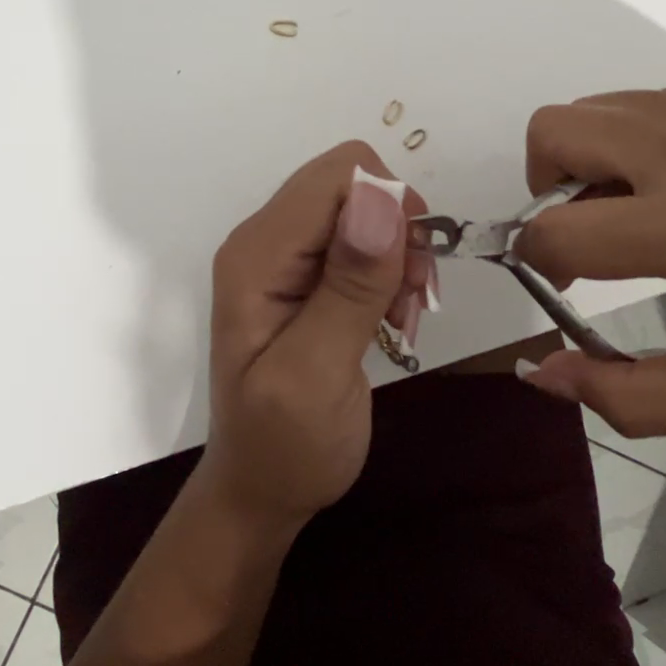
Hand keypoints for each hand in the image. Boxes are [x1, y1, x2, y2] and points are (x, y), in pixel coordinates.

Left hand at [196, 142, 431, 527]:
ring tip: (401, 316)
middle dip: (397, 231)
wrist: (263, 489)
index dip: (389, 207)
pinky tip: (392, 318)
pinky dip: (391, 271)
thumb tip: (380, 198)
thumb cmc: (284, 446)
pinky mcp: (308, 276)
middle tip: (408, 300)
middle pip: (352, 183)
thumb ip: (347, 289)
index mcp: (256, 254)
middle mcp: (265, 240)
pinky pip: (363, 241)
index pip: (335, 176)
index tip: (409, 276)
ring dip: (400, 255)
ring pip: (365, 208)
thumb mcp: (315, 376)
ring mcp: (285, 258)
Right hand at [512, 74, 665, 436]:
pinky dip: (644, 143)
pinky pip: (651, 103)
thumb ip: (626, 396)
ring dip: (591, 161)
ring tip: (645, 209)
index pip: (558, 232)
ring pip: (596, 110)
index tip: (566, 286)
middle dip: (545, 186)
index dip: (538, 263)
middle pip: (553, 132)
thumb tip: (538, 370)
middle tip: (590, 232)